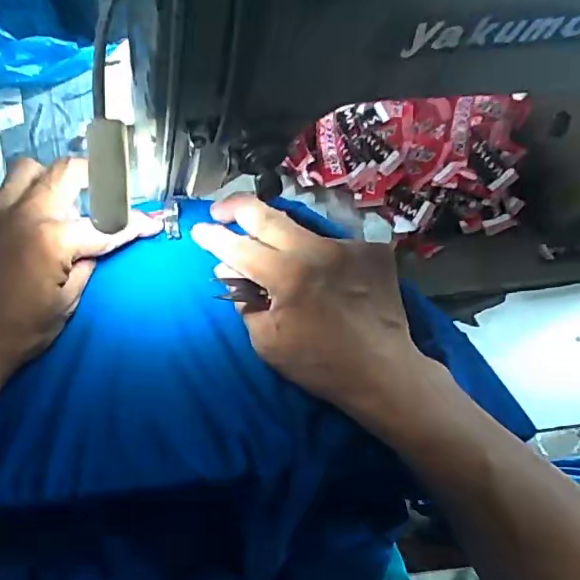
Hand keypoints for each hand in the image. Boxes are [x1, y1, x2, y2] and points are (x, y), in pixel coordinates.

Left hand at [0, 157, 159, 392]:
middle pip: (66, 171)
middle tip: (108, 192)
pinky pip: (0, 192)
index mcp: (52, 238)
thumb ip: (85, 267)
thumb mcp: (66, 305)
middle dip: (95, 177)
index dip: (132, 225)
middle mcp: (23, 213)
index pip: (103, 224)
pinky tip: (22, 223)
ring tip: (59, 202)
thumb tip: (96, 247)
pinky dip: (17, 199)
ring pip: (28, 169)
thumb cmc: (21, 334)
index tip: (150, 223)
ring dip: (50, 178)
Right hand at [191, 193, 437, 424]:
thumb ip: (244, 302)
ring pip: (302, 227)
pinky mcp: (373, 250)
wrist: (380, 371)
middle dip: (237, 208)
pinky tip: (317, 270)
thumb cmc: (317, 364)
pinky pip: (333, 242)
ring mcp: (349, 246)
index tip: (199, 230)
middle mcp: (318, 250)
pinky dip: (317, 253)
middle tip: (220, 210)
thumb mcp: (266, 341)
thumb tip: (229, 272)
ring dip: (279, 234)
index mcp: (288, 275)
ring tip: (269, 246)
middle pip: (268, 215)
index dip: (214, 237)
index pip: (239, 246)